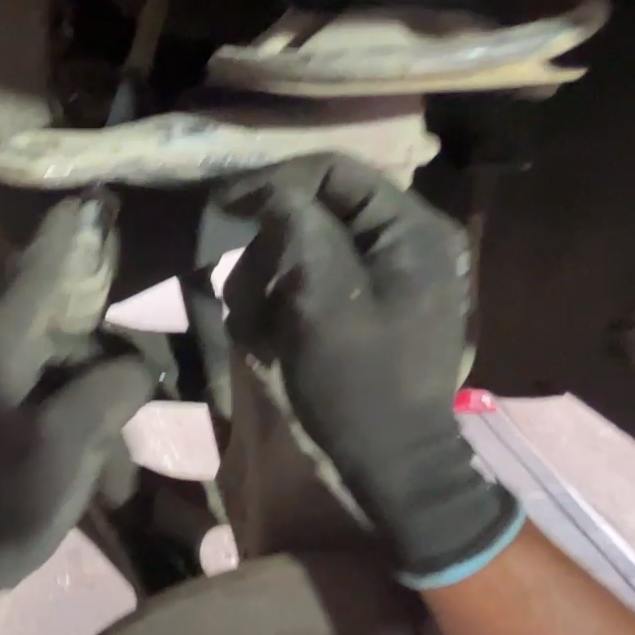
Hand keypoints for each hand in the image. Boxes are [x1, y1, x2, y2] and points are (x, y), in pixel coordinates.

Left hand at [0, 198, 154, 634]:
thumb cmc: (1, 499)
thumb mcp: (66, 443)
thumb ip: (109, 387)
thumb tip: (138, 365)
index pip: (39, 266)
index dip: (69, 229)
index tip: (94, 192)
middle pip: (69, 320)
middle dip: (108, 358)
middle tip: (132, 371)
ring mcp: (1, 380)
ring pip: (74, 367)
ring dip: (103, 414)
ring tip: (115, 475)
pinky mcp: (9, 408)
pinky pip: (63, 398)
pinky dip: (89, 431)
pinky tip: (105, 481)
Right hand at [219, 154, 521, 587]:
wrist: (389, 464)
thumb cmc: (357, 381)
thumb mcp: (321, 298)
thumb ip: (299, 226)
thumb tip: (270, 186)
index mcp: (410, 229)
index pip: (332, 170)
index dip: (274, 182)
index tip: (223, 207)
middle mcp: (404, 239)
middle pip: (314, 208)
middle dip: (269, 247)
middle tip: (241, 288)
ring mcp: (386, 273)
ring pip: (303, 245)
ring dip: (267, 280)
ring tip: (253, 325)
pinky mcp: (366, 301)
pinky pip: (309, 278)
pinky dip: (280, 302)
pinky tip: (270, 337)